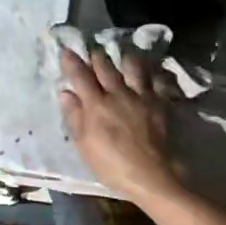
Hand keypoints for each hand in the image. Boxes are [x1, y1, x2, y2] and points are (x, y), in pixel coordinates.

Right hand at [58, 48, 178, 197]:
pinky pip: (158, 81)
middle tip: (93, 48)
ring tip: (123, 55)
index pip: (80, 76)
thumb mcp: (83, 145)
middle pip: (106, 67)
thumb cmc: (110, 164)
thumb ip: (74, 116)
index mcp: (96, 104)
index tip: (67, 51)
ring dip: (126, 58)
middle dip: (97, 55)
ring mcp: (141, 97)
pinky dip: (155, 73)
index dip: (72, 62)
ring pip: (133, 67)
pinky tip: (153, 71)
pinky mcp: (159, 104)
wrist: (150, 176)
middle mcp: (117, 94)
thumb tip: (65, 93)